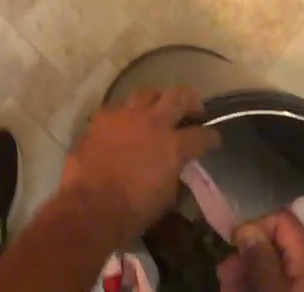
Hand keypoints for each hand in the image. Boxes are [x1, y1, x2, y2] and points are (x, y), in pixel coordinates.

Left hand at [59, 86, 219, 243]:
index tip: (213, 138)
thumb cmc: (131, 212)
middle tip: (193, 109)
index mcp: (174, 145)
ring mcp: (127, 115)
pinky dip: (128, 113)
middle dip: (190, 100)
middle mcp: (154, 122)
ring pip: (148, 92)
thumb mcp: (165, 198)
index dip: (211, 136)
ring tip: (157, 108)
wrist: (89, 206)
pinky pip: (120, 106)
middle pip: (179, 96)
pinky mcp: (103, 116)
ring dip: (157, 99)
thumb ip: (174, 174)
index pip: (201, 134)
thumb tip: (175, 166)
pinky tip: (126, 123)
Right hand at [219, 211, 303, 291]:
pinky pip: (277, 283)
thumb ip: (259, 258)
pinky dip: (255, 285)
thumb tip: (246, 227)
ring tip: (226, 285)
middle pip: (275, 244)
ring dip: (245, 272)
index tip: (233, 243)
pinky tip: (236, 290)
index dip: (256, 226)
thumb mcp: (271, 291)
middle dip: (245, 254)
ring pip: (272, 267)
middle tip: (223, 272)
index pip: (283, 219)